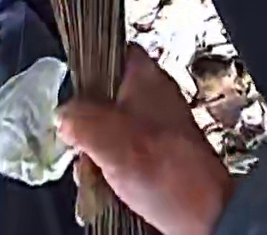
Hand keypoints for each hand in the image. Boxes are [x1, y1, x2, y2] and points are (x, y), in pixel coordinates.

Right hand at [56, 46, 234, 234]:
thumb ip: (78, 118)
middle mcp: (153, 92)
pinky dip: (114, 165)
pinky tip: (106, 185)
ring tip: (92, 173)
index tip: (72, 91)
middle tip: (81, 145)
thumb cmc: (163, 167)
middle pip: (106, 94)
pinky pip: (127, 149)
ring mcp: (159, 123)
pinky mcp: (162, 152)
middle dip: (88, 121)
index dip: (87, 68)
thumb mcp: (107, 137)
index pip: (110, 51)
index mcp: (144, 73)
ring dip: (98, 149)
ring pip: (114, 125)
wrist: (203, 215)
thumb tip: (63, 115)